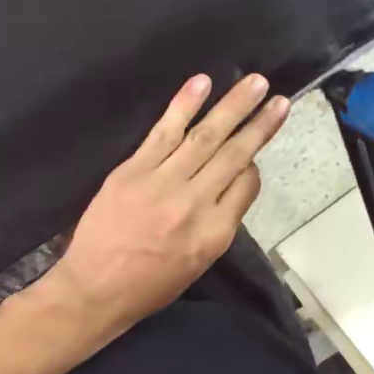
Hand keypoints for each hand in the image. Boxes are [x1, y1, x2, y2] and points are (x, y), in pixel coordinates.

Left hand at [41, 73, 288, 331]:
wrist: (94, 291)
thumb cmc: (151, 284)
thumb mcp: (201, 261)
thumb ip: (222, 220)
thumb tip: (236, 180)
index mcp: (215, 233)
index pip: (247, 185)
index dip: (254, 166)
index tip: (253, 154)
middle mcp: (195, 205)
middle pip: (235, 155)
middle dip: (260, 124)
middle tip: (279, 99)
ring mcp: (163, 184)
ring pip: (206, 137)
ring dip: (233, 106)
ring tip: (254, 82)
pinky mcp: (133, 170)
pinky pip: (165, 132)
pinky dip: (184, 105)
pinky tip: (202, 83)